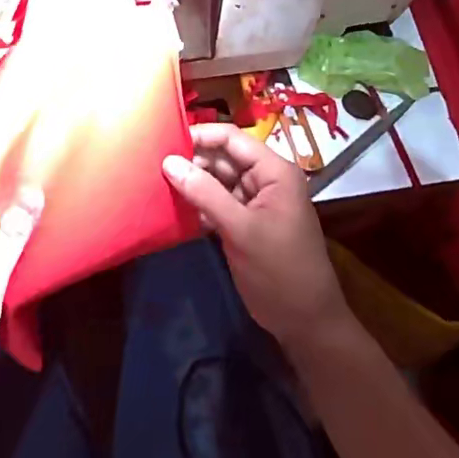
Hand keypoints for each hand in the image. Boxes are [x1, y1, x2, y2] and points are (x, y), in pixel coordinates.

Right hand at [161, 124, 352, 350]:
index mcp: (274, 171)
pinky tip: (174, 208)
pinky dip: (199, 204)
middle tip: (153, 167)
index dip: (200, 136)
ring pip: (217, 180)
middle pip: (223, 158)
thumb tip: (168, 162)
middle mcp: (265, 179)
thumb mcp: (241, 229)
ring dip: (192, 183)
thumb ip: (205, 193)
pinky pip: (218, 202)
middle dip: (192, 161)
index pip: (232, 139)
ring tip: (157, 184)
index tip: (162, 143)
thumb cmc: (279, 270)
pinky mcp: (245, 222)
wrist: (305, 321)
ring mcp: (255, 201)